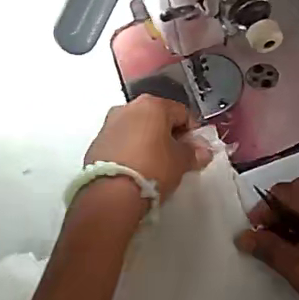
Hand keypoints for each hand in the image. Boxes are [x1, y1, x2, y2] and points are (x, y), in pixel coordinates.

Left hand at [80, 95, 211, 206]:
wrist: (111, 194)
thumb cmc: (151, 169)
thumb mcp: (181, 162)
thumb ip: (193, 152)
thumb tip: (202, 151)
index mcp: (152, 105)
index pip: (182, 112)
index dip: (192, 131)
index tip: (195, 150)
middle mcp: (127, 109)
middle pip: (156, 118)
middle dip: (168, 136)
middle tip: (177, 158)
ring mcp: (108, 125)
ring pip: (136, 130)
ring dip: (147, 143)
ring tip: (156, 167)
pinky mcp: (95, 144)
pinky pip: (120, 143)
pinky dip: (130, 152)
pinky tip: (137, 171)